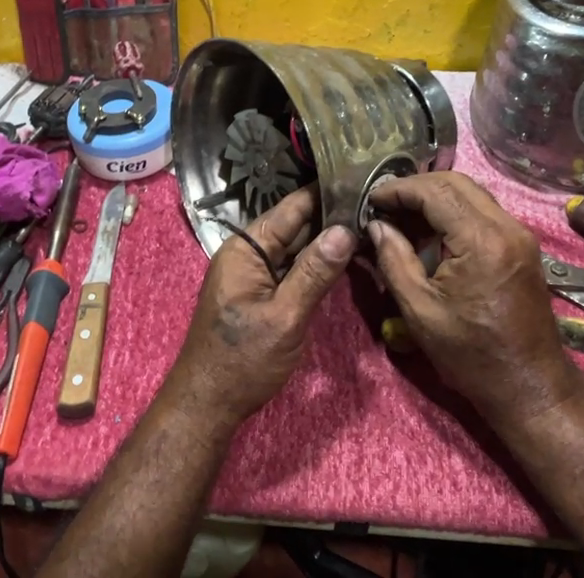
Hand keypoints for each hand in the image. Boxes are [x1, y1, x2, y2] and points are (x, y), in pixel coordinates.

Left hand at [167, 187, 356, 425]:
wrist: (208, 404)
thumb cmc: (242, 361)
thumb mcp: (284, 317)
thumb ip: (315, 273)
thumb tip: (345, 229)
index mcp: (245, 249)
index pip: (291, 209)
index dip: (324, 194)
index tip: (360, 179)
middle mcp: (248, 254)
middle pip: (294, 226)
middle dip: (331, 216)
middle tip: (375, 203)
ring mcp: (254, 275)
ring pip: (295, 248)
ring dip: (326, 240)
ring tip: (368, 222)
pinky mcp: (262, 294)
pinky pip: (291, 269)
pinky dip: (316, 264)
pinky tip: (345, 258)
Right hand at [367, 172, 583, 424]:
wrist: (528, 385)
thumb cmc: (470, 354)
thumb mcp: (420, 310)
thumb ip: (394, 260)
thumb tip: (376, 225)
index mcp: (481, 241)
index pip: (435, 191)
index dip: (399, 190)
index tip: (371, 199)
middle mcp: (506, 227)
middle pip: (456, 183)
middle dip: (416, 187)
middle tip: (384, 203)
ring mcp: (519, 234)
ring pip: (471, 193)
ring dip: (435, 196)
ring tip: (402, 214)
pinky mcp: (521, 245)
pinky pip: (483, 211)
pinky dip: (454, 210)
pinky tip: (430, 228)